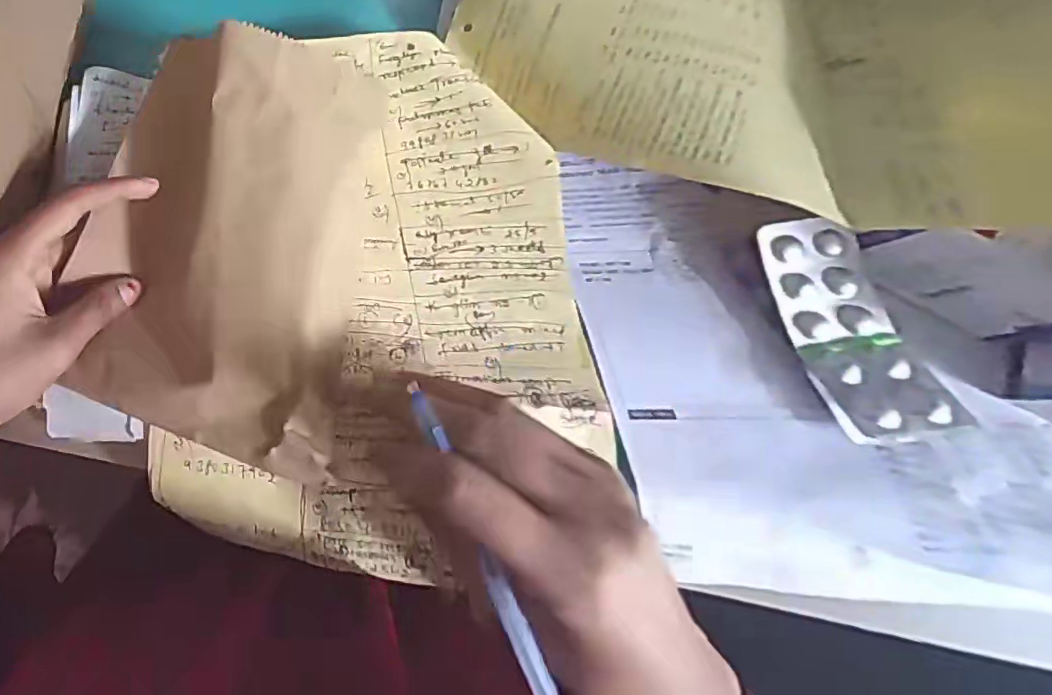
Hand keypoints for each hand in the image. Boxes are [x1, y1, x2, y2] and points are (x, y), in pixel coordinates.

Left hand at [0, 178, 158, 653]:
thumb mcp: (53, 348)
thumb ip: (96, 312)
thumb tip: (136, 283)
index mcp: (13, 259)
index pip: (69, 207)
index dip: (111, 190)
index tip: (151, 180)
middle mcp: (9, 257)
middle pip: (63, 213)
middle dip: (105, 197)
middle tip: (149, 190)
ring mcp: (9, 276)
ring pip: (59, 236)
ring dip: (95, 226)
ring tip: (137, 217)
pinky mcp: (13, 295)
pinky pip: (58, 260)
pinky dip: (86, 254)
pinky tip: (110, 263)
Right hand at [383, 376, 737, 694]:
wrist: (674, 671)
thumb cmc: (585, 667)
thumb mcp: (514, 623)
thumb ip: (462, 547)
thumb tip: (409, 482)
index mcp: (567, 569)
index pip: (471, 492)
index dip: (415, 464)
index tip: (377, 450)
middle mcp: (589, 511)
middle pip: (494, 437)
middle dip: (430, 410)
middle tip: (382, 396)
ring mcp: (602, 481)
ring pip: (514, 418)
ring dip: (454, 395)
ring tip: (410, 384)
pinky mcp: (603, 467)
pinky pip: (533, 425)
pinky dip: (484, 408)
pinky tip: (456, 401)